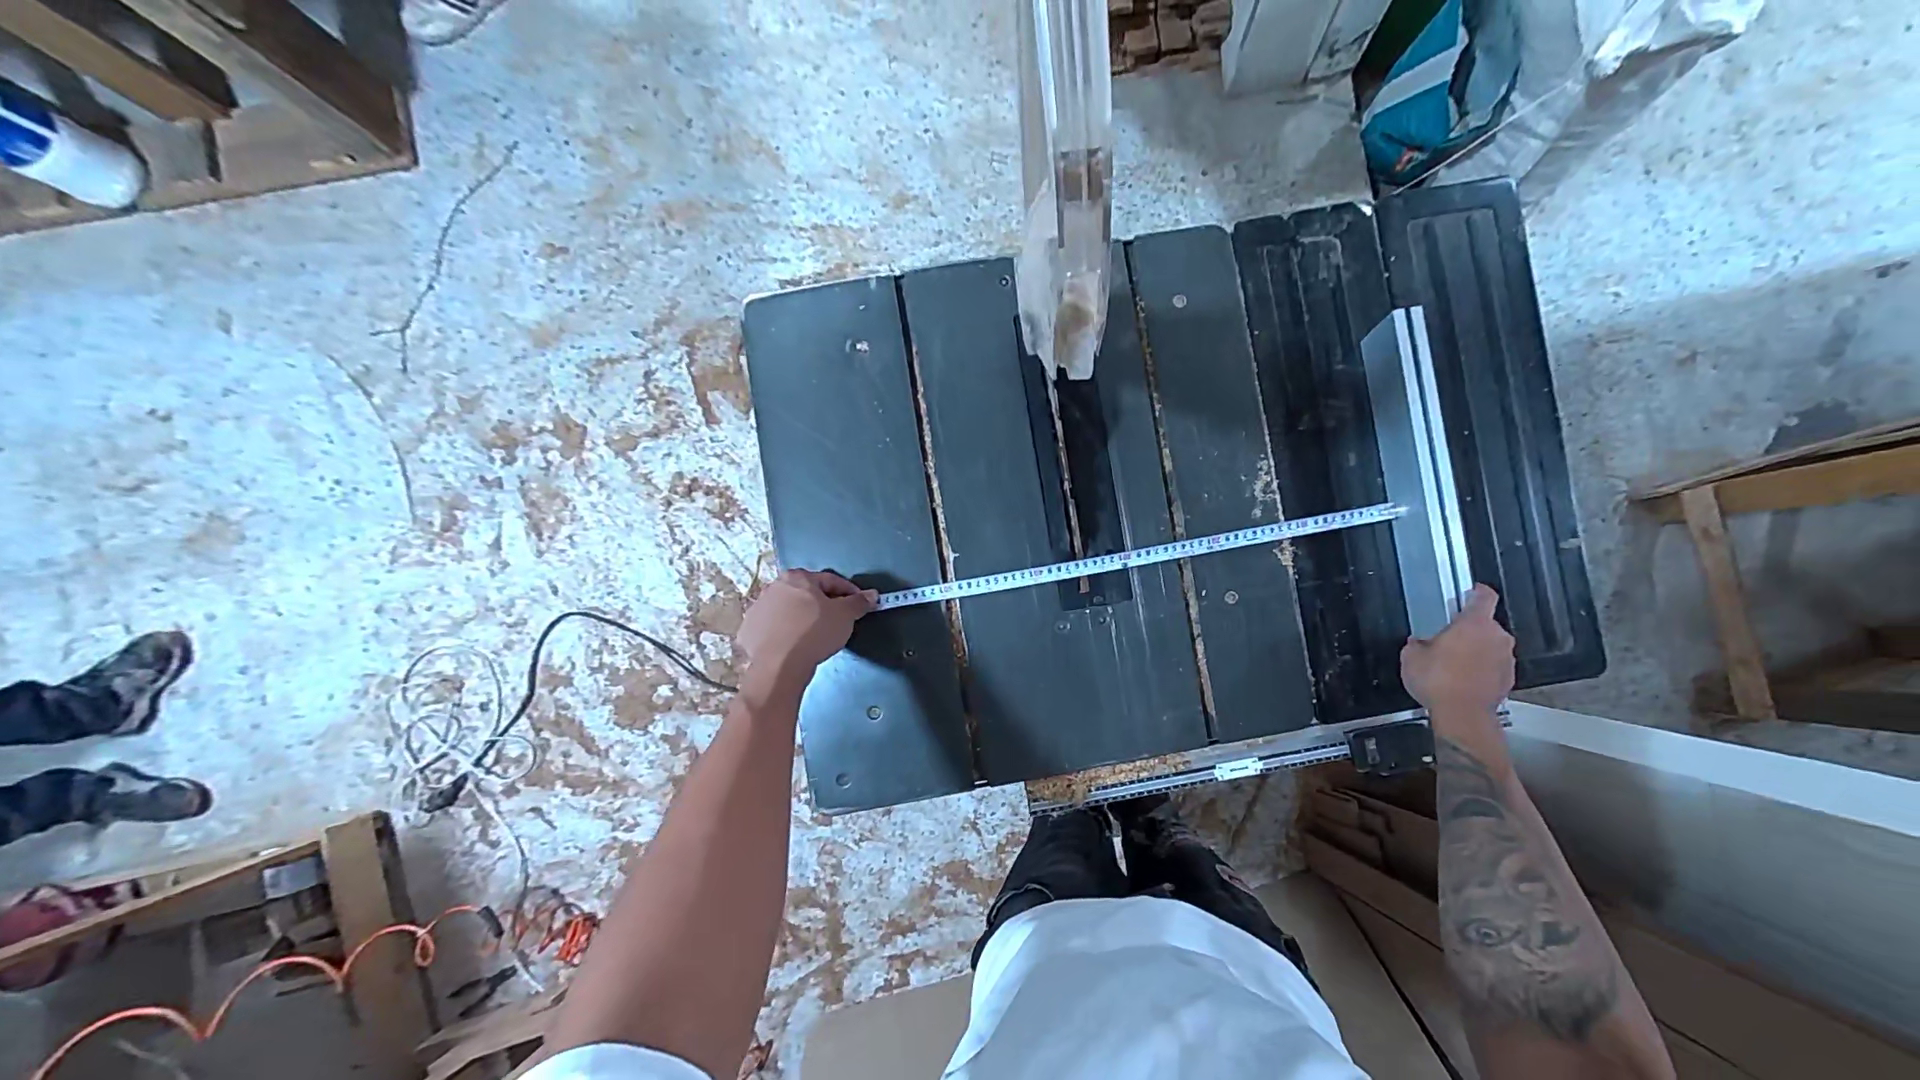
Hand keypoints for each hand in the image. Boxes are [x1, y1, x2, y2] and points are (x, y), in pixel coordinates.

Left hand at [735, 569, 876, 687]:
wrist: (780, 664)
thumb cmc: (815, 632)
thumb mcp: (845, 616)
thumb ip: (859, 602)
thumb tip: (871, 595)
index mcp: (798, 577)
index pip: (830, 580)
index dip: (849, 592)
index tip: (858, 605)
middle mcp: (774, 586)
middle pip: (807, 593)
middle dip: (823, 604)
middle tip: (837, 620)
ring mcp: (758, 608)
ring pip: (788, 610)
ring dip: (802, 618)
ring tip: (815, 635)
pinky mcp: (748, 630)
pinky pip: (773, 628)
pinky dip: (784, 633)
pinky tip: (794, 645)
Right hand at [1400, 584, 1513, 714]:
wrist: (1462, 715)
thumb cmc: (1440, 682)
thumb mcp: (1411, 657)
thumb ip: (1417, 644)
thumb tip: (1417, 644)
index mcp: (1474, 624)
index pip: (1484, 596)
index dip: (1477, 591)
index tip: (1471, 590)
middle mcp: (1496, 638)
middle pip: (1485, 624)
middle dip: (1468, 630)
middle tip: (1446, 638)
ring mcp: (1505, 659)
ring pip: (1490, 646)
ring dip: (1475, 650)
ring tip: (1451, 663)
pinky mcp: (1508, 678)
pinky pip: (1493, 666)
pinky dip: (1480, 669)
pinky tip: (1460, 679)